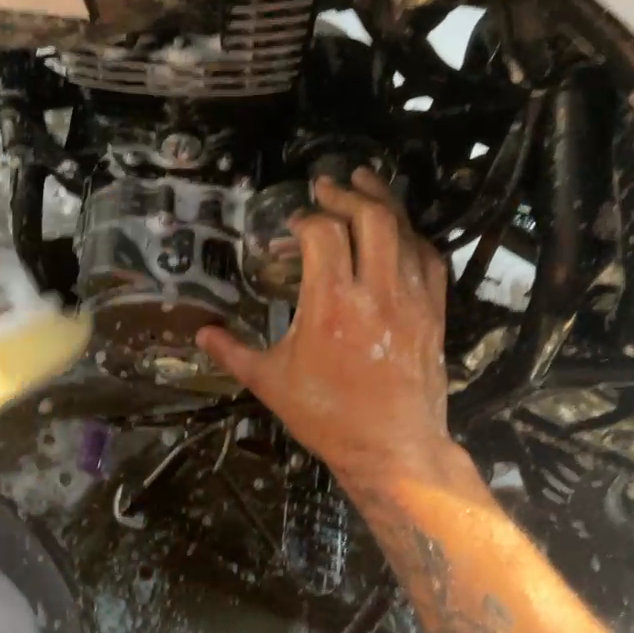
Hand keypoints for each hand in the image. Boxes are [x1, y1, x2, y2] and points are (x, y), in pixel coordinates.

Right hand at [198, 169, 452, 484]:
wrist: (394, 450)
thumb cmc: (327, 415)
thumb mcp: (269, 382)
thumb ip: (232, 351)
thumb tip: (199, 333)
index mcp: (331, 304)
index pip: (322, 235)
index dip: (304, 221)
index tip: (290, 227)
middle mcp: (376, 292)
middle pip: (371, 219)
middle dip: (346, 194)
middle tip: (326, 185)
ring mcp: (412, 301)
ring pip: (406, 232)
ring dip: (383, 202)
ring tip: (364, 182)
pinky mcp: (434, 314)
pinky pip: (430, 259)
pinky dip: (412, 235)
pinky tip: (399, 229)